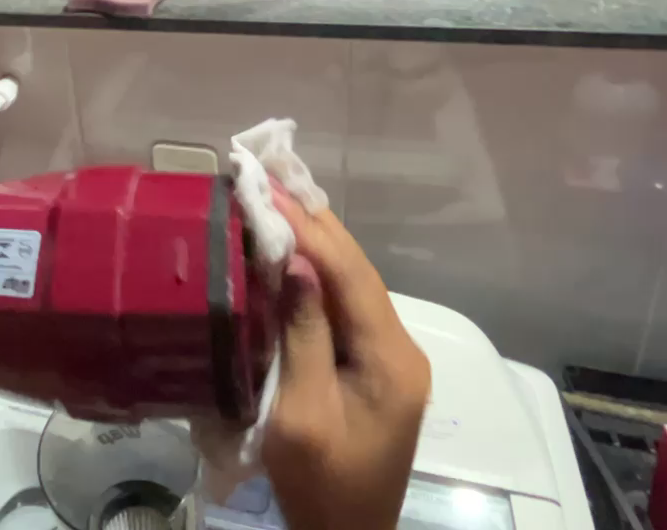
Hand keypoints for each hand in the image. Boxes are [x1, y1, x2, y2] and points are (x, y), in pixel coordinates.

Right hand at [262, 190, 430, 529]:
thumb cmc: (320, 486)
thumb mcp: (302, 416)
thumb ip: (303, 336)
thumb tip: (297, 262)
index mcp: (391, 359)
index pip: (351, 274)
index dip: (310, 228)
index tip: (269, 190)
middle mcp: (399, 346)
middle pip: (357, 268)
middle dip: (313, 221)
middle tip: (267, 180)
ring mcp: (388, 353)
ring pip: (351, 279)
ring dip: (313, 240)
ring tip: (271, 201)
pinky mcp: (370, 361)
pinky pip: (342, 301)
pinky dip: (314, 269)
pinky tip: (286, 249)